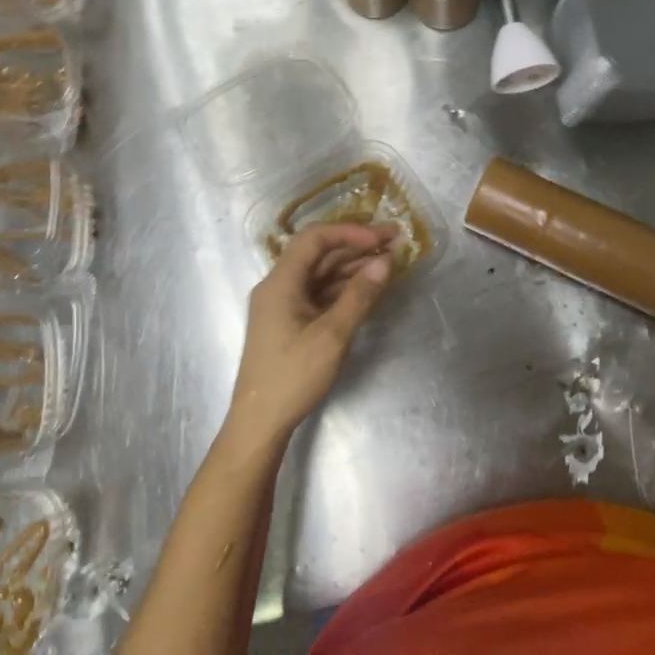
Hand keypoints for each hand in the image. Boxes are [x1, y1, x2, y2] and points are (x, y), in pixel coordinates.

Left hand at [226, 224, 395, 444]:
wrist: (259, 422)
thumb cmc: (293, 376)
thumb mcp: (332, 335)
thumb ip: (359, 296)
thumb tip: (384, 262)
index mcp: (280, 282)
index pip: (315, 239)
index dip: (349, 232)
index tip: (381, 238)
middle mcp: (278, 286)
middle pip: (318, 254)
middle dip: (356, 246)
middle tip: (394, 242)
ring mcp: (282, 305)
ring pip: (320, 274)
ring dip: (352, 267)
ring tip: (387, 263)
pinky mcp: (289, 323)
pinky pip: (318, 294)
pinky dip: (343, 288)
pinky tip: (367, 289)